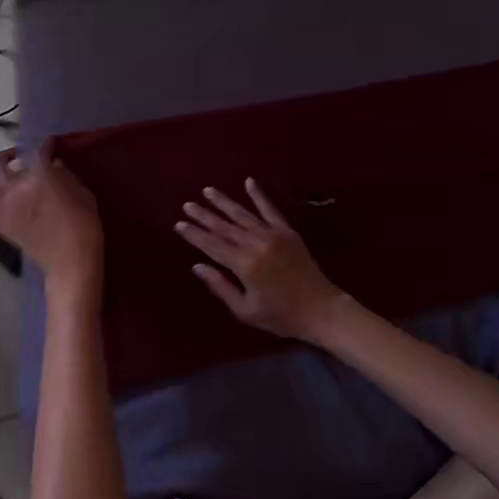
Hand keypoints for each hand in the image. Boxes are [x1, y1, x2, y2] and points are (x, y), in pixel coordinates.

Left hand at [0, 138, 102, 297]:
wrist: (71, 259)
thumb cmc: (85, 225)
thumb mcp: (84, 193)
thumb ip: (66, 176)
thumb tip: (55, 165)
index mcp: (40, 176)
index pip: (39, 151)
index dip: (47, 144)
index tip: (52, 142)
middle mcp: (15, 187)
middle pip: (2, 162)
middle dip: (12, 154)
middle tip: (22, 156)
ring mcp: (2, 207)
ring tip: (4, 176)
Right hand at [173, 178, 350, 340]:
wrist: (319, 308)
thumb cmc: (279, 316)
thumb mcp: (244, 309)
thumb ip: (220, 286)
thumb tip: (197, 267)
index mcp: (245, 265)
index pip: (212, 245)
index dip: (194, 235)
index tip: (179, 224)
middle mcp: (257, 244)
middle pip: (225, 227)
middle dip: (205, 215)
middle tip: (187, 204)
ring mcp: (275, 235)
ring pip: (244, 215)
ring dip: (225, 202)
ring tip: (207, 191)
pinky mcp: (288, 232)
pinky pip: (271, 210)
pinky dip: (259, 196)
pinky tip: (249, 182)